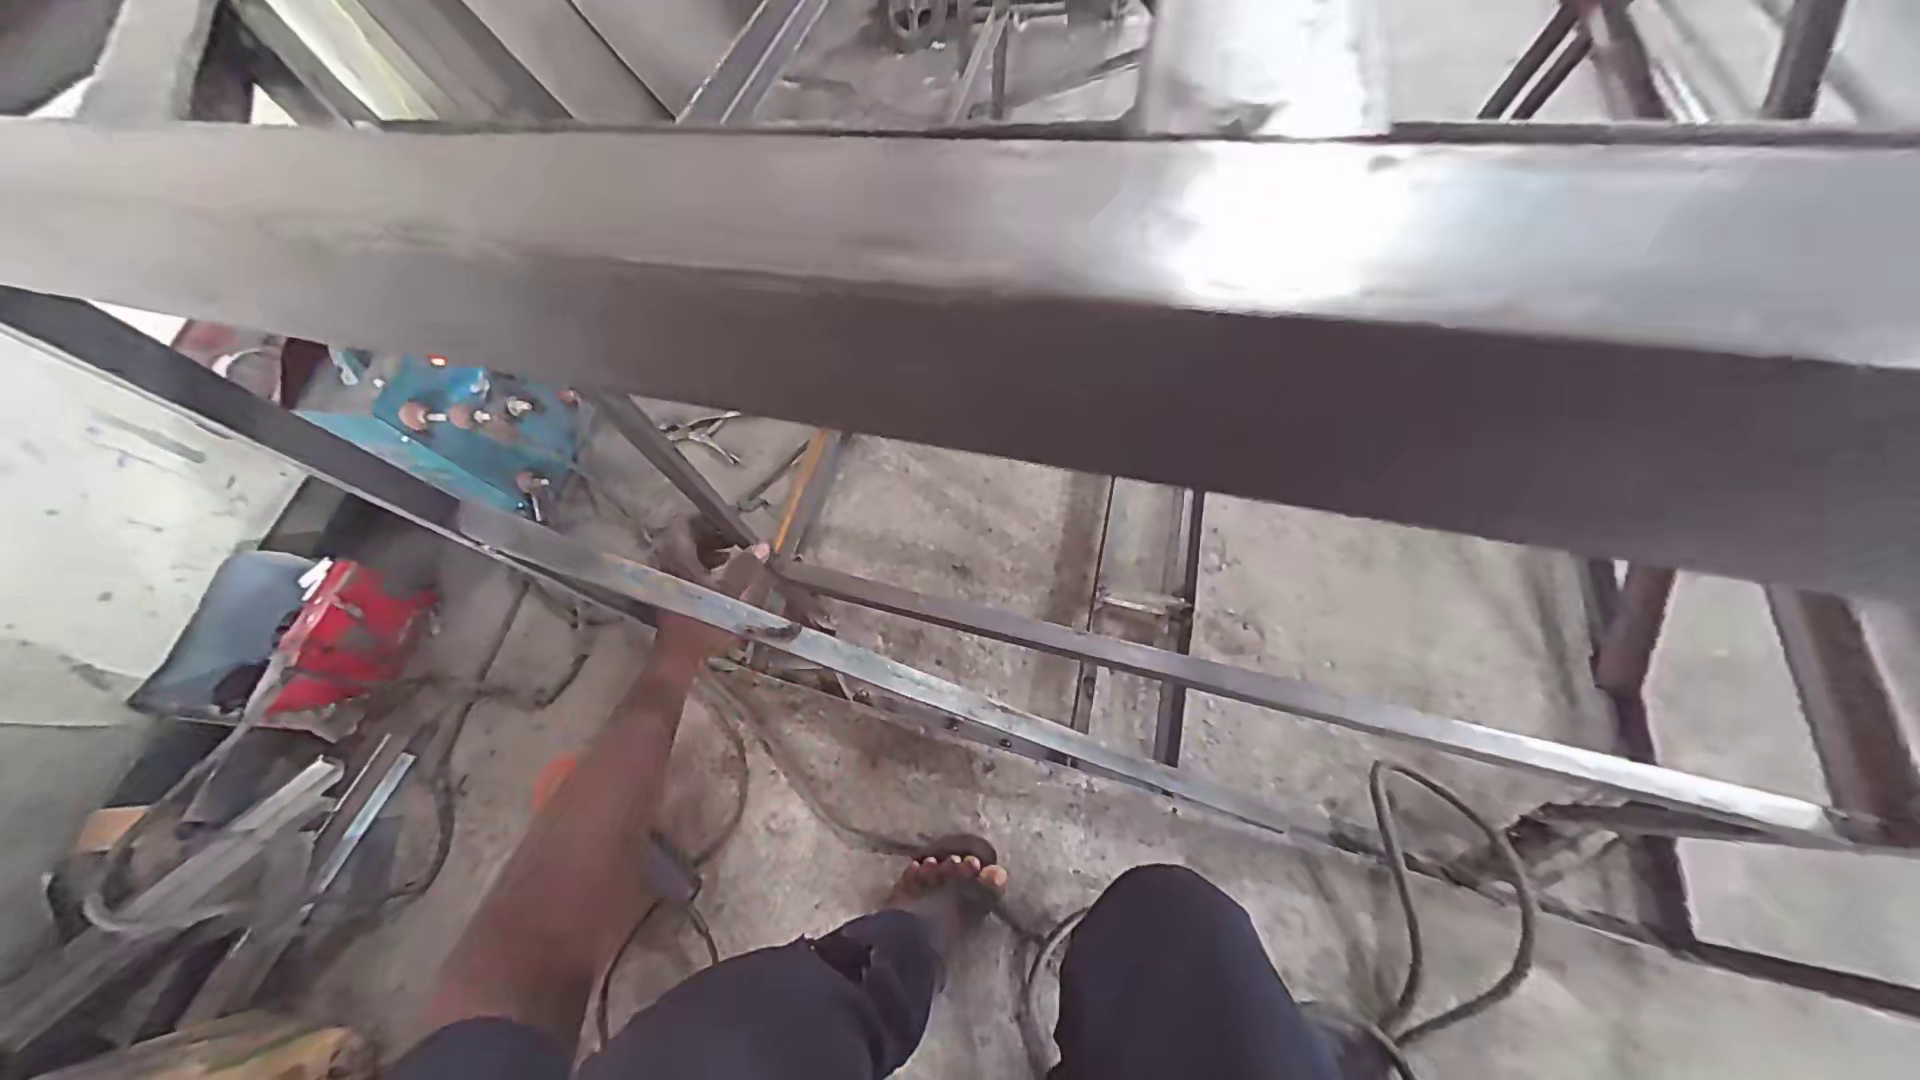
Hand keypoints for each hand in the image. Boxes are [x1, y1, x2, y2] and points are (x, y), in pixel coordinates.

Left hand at [650, 518, 773, 667]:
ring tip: (736, 554)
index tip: (734, 525)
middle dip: (714, 535)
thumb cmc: (704, 624)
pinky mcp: (671, 592)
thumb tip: (762, 545)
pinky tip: (724, 573)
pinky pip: (687, 567)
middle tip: (739, 540)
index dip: (709, 520)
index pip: (686, 523)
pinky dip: (705, 564)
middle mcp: (667, 563)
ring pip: (687, 552)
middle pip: (687, 536)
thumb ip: (745, 567)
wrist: (679, 659)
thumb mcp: (730, 594)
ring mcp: (666, 578)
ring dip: (711, 550)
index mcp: (677, 558)